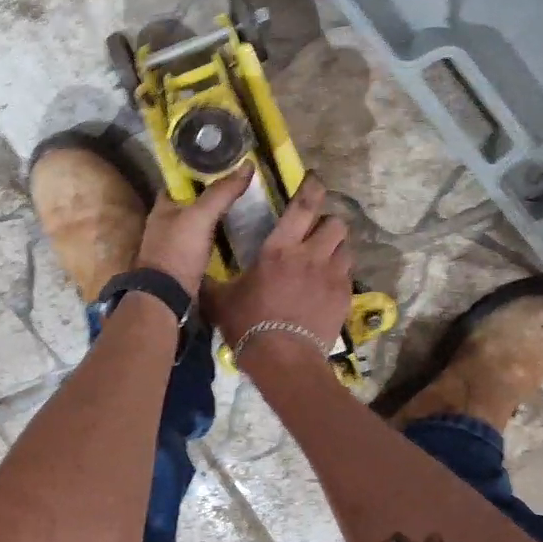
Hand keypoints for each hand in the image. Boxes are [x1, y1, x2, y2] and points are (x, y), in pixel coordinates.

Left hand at [135, 164, 254, 298]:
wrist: (167, 296)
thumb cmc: (178, 250)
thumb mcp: (201, 216)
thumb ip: (222, 192)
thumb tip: (247, 165)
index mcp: (163, 206)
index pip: (180, 180)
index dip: (199, 170)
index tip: (223, 164)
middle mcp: (165, 222)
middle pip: (191, 202)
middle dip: (210, 195)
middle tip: (238, 186)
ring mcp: (173, 244)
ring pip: (197, 223)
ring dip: (214, 217)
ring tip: (241, 207)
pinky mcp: (183, 262)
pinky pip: (202, 242)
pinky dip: (215, 237)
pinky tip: (233, 235)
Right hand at [203, 172, 353, 355]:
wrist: (284, 361)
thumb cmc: (249, 325)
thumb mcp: (222, 301)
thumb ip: (213, 283)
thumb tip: (194, 276)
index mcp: (280, 249)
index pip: (304, 206)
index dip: (312, 188)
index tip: (314, 180)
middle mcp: (311, 255)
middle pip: (335, 223)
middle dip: (328, 222)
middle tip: (315, 232)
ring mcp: (332, 276)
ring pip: (346, 247)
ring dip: (336, 247)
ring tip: (325, 256)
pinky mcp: (344, 297)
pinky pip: (348, 274)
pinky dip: (339, 273)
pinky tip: (327, 284)